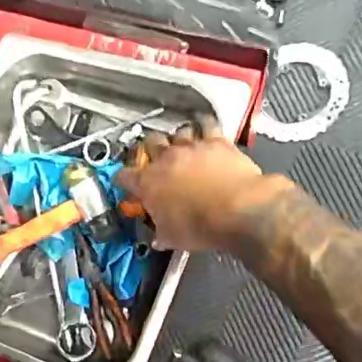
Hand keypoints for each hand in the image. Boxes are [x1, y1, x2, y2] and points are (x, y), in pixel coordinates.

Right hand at [114, 129, 291, 251]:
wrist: (239, 210)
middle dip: (150, 149)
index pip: (124, 176)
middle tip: (154, 158)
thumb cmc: (201, 226)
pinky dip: (204, 124)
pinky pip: (207, 124)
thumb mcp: (172, 238)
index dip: (123, 179)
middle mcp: (166, 159)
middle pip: (150, 143)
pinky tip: (205, 125)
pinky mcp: (217, 141)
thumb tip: (159, 238)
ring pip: (177, 131)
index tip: (125, 182)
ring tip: (182, 145)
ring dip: (177, 138)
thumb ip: (161, 232)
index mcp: (148, 183)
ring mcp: (191, 146)